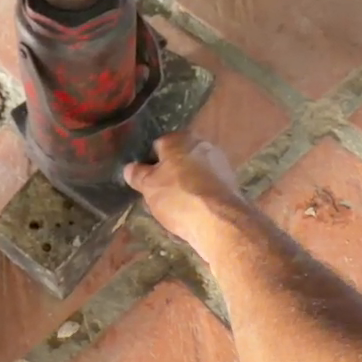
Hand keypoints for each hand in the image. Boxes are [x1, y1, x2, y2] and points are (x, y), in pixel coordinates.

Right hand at [124, 131, 243, 246]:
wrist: (221, 223)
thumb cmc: (178, 196)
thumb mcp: (148, 186)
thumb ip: (136, 174)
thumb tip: (130, 168)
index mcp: (180, 138)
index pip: (157, 146)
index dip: (148, 164)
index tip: (144, 182)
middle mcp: (202, 145)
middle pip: (177, 161)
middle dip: (168, 176)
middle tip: (158, 196)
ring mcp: (220, 165)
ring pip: (193, 176)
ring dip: (184, 189)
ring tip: (175, 210)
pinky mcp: (231, 186)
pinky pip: (207, 190)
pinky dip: (199, 199)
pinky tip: (192, 216)